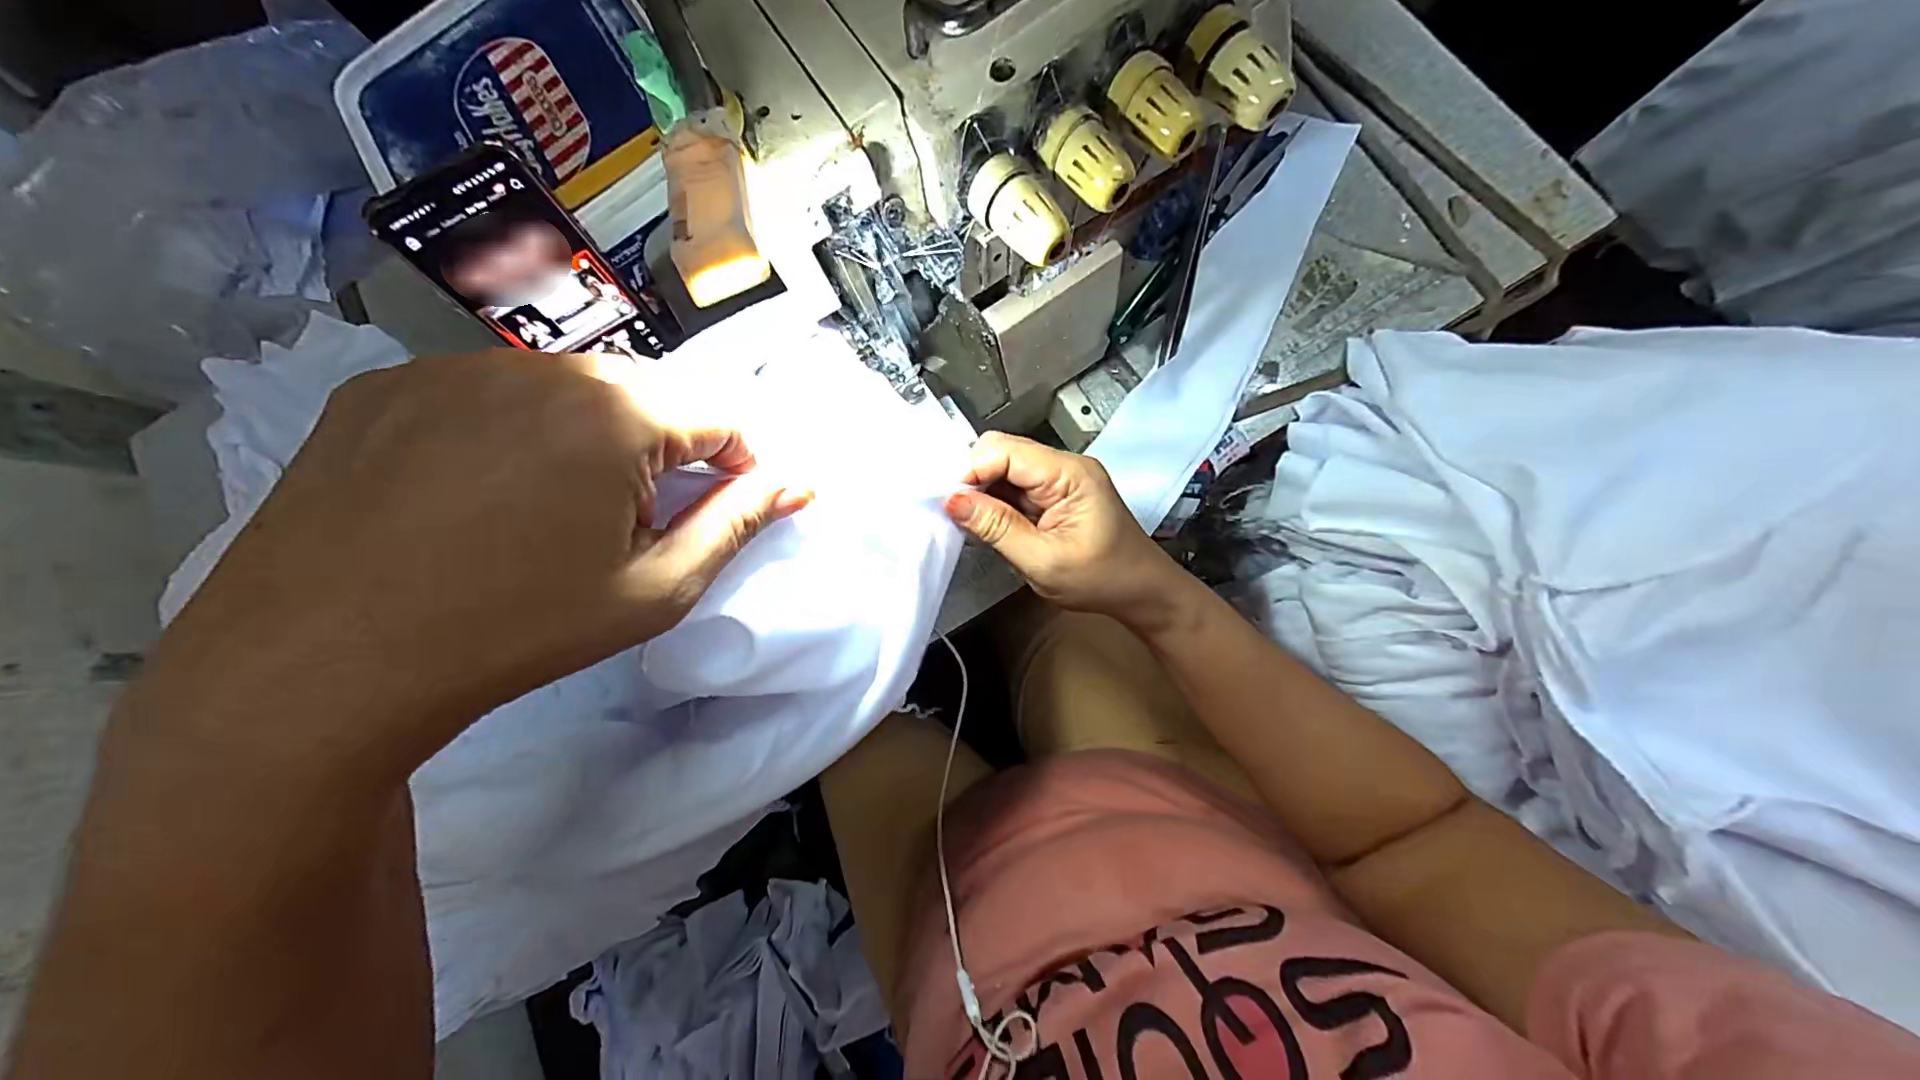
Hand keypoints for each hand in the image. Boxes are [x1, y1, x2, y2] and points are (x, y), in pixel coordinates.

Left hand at [152, 349, 809, 774]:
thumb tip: (800, 481)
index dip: (741, 461)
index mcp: (617, 412)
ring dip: (596, 437)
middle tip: (642, 520)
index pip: (721, 412)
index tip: (726, 508)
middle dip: (669, 448)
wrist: (319, 666)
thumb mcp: (655, 589)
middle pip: (647, 394)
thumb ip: (738, 522)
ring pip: (570, 390)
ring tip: (560, 512)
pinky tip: (483, 495)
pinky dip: (517, 432)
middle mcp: (542, 367)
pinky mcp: (386, 387)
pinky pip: (490, 395)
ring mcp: (453, 369)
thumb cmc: (519, 630)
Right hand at [944, 432, 1192, 625]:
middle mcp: (1065, 466)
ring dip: (986, 495)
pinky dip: (998, 505)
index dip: (972, 473)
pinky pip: (1014, 486)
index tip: (953, 504)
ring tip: (983, 528)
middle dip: (975, 481)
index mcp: (1070, 474)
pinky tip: (998, 528)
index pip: (1004, 451)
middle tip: (964, 517)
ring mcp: (1060, 478)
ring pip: (1004, 469)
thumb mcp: (1043, 561)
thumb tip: (954, 501)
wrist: (1141, 592)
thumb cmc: (1105, 579)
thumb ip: (996, 528)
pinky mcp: (1055, 493)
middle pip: (1001, 452)